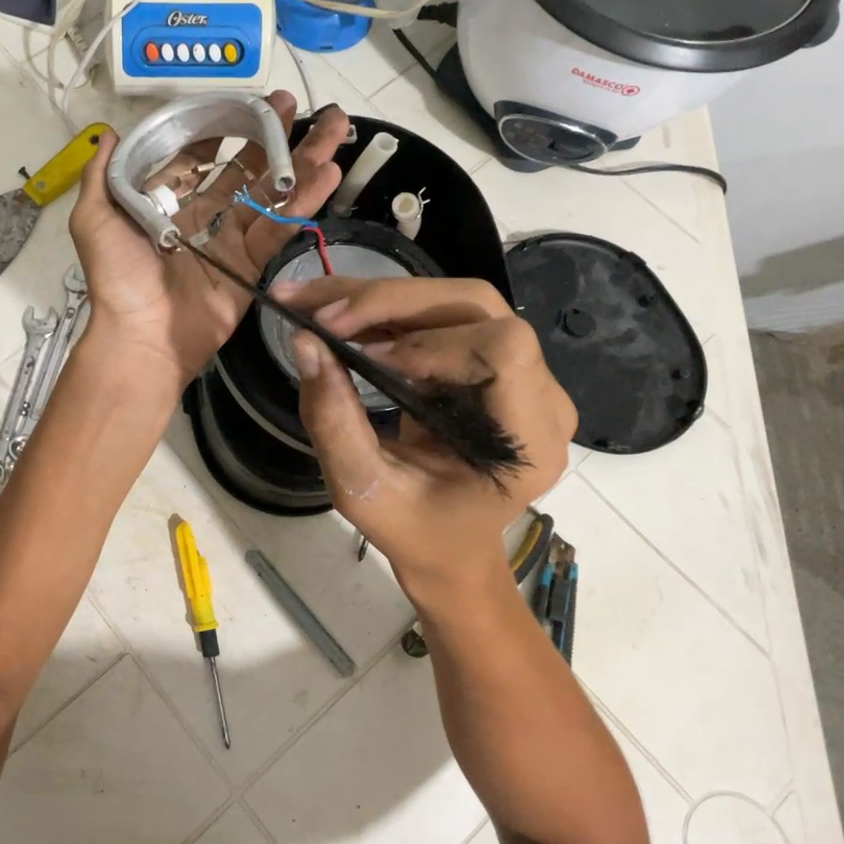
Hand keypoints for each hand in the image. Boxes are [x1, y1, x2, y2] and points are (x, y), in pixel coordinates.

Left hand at [68, 92, 348, 382]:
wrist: (140, 337)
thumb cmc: (116, 276)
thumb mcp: (93, 219)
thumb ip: (101, 175)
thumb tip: (107, 135)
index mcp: (164, 202)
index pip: (197, 158)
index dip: (222, 130)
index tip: (247, 105)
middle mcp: (199, 217)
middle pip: (242, 169)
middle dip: (272, 136)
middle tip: (298, 105)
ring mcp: (228, 241)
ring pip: (269, 193)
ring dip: (300, 161)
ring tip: (334, 129)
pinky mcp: (250, 266)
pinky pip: (278, 228)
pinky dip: (303, 201)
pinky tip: (328, 172)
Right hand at [273, 276, 576, 602]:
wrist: (447, 546)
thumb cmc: (415, 531)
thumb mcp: (364, 491)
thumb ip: (334, 421)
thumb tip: (304, 340)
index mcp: (528, 438)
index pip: (502, 350)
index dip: (430, 342)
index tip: (364, 359)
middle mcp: (539, 394)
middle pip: (475, 306)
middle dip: (389, 301)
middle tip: (316, 313)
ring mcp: (521, 372)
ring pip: (454, 300)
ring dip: (379, 297)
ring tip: (312, 303)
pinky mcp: (488, 360)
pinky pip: (440, 315)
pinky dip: (383, 310)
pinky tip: (336, 315)